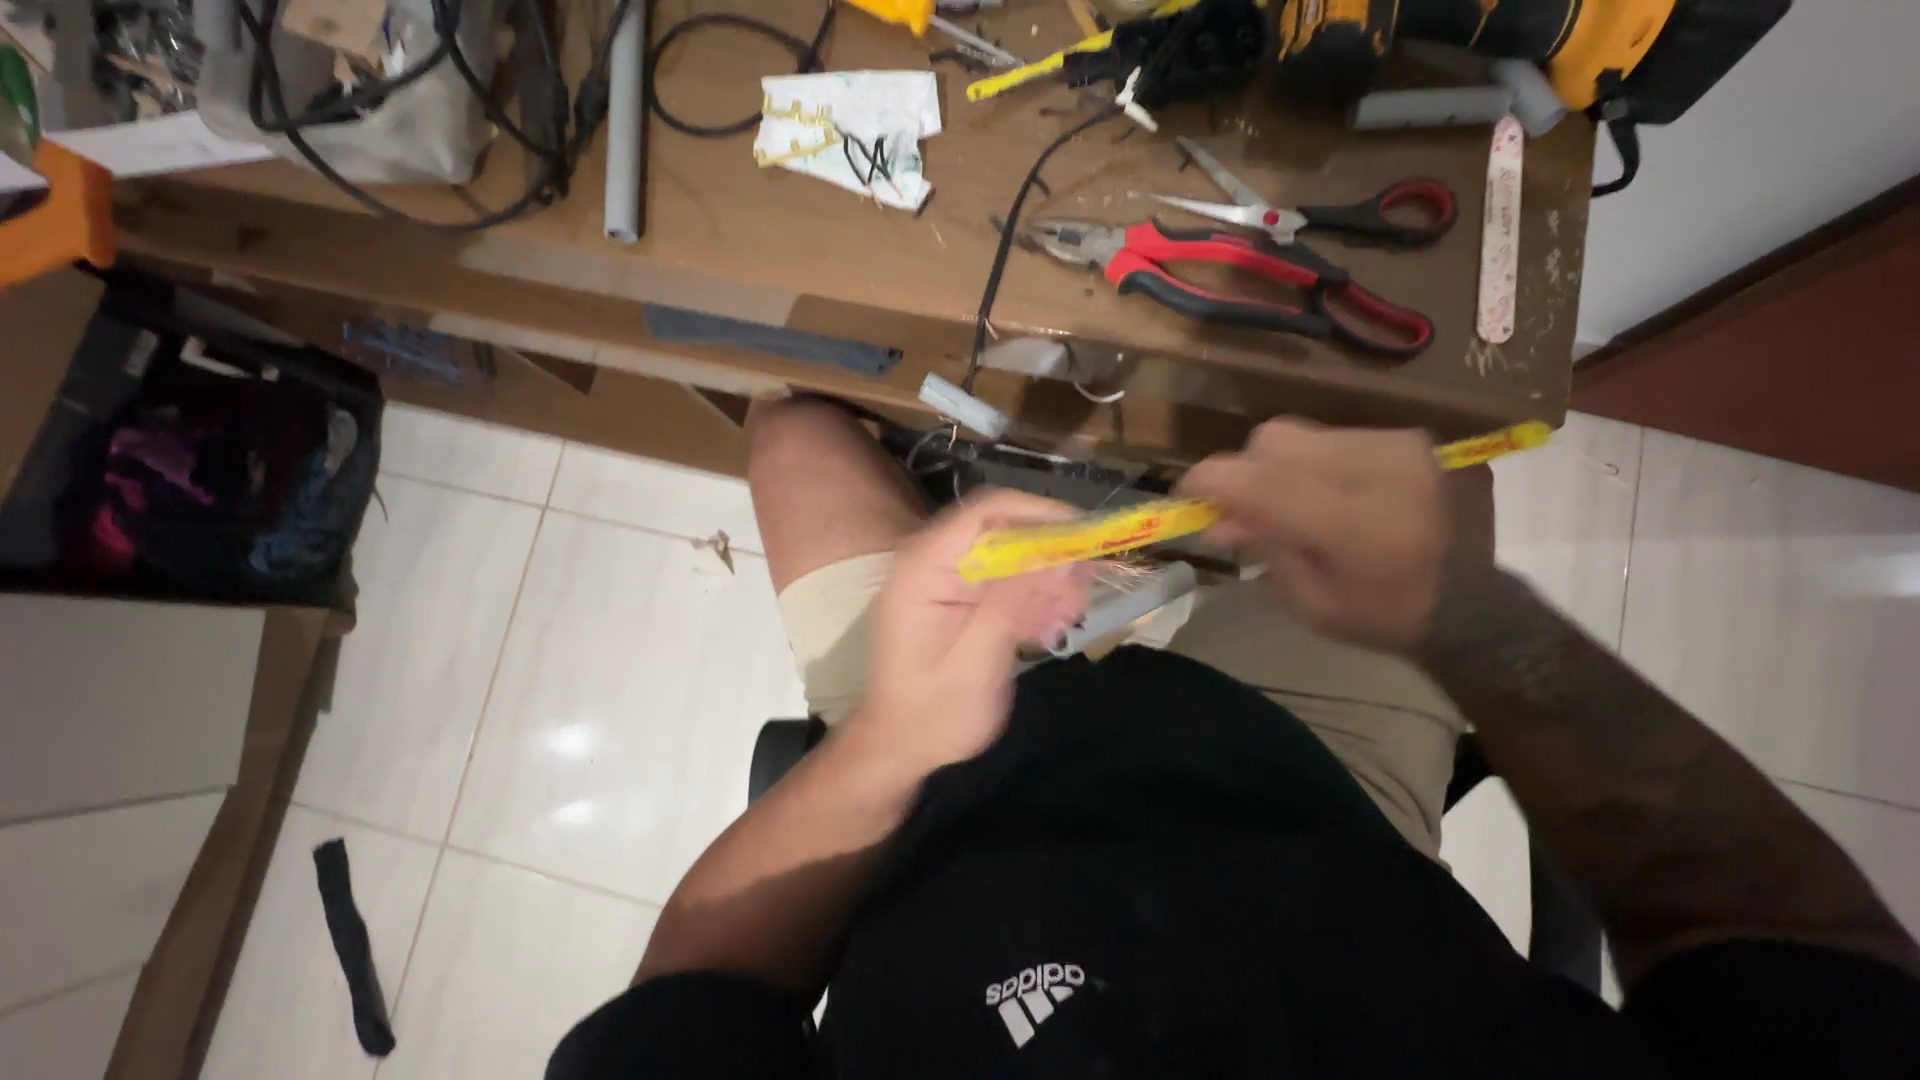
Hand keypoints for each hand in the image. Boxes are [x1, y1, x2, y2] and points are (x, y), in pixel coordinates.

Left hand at [851, 489, 1091, 770]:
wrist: (901, 747)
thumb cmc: (931, 715)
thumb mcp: (973, 666)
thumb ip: (1009, 606)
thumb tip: (1053, 553)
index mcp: (923, 568)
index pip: (984, 512)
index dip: (1038, 514)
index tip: (1084, 537)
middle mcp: (934, 561)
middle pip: (1004, 529)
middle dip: (1050, 554)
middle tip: (1083, 592)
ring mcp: (948, 578)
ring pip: (1013, 553)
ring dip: (1049, 579)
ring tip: (1068, 618)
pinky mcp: (964, 597)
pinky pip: (1009, 579)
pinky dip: (1037, 597)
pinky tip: (1051, 628)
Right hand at [1176, 418, 1447, 654]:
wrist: (1477, 605)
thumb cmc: (1384, 616)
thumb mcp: (1311, 602)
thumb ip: (1264, 550)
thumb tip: (1215, 520)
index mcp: (1355, 526)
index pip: (1263, 482)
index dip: (1211, 481)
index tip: (1186, 495)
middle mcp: (1379, 471)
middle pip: (1275, 440)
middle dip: (1248, 471)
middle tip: (1245, 508)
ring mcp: (1401, 447)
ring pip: (1302, 434)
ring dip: (1281, 467)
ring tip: (1294, 504)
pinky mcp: (1411, 439)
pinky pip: (1335, 437)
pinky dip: (1315, 462)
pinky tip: (1330, 494)